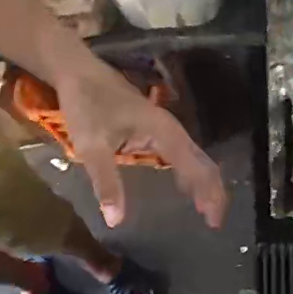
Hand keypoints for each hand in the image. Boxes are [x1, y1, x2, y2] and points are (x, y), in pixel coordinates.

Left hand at [54, 66, 226, 229]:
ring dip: (205, 184)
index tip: (213, 222)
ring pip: (197, 160)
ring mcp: (167, 129)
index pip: (198, 169)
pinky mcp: (158, 130)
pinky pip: (184, 156)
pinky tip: (186, 189)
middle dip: (213, 193)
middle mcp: (172, 131)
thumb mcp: (92, 146)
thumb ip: (106, 183)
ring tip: (206, 210)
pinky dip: (191, 175)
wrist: (77, 70)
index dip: (208, 196)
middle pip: (204, 164)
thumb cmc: (86, 105)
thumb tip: (115, 221)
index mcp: (165, 133)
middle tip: (215, 222)